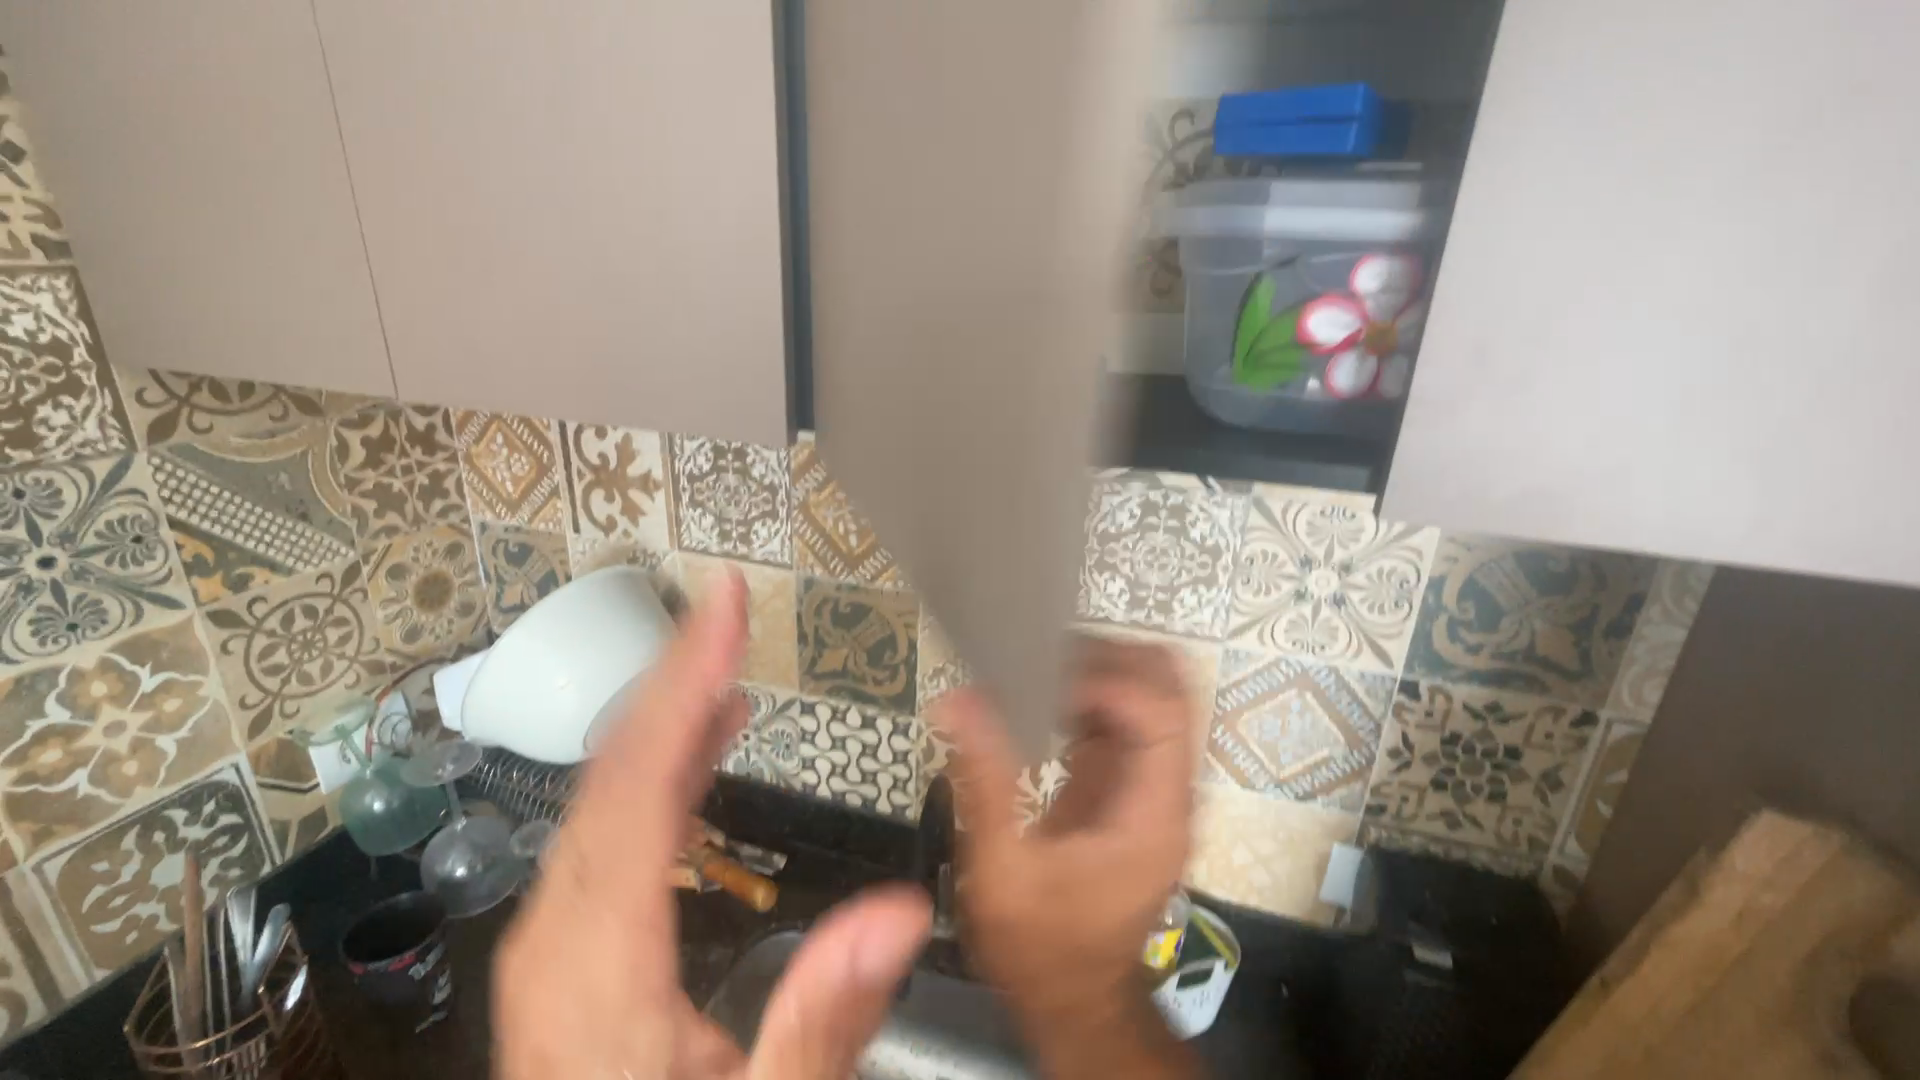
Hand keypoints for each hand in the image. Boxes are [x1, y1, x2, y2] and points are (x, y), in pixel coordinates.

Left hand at [493, 572, 932, 1078]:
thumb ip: (825, 1016)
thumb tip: (901, 914)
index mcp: (600, 958)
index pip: (640, 781)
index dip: (685, 681)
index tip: (722, 609)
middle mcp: (562, 928)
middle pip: (617, 765)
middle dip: (677, 671)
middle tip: (727, 606)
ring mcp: (558, 932)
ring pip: (610, 787)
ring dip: (669, 711)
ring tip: (724, 660)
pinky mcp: (572, 939)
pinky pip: (612, 823)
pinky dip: (659, 764)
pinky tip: (698, 746)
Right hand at [935, 637, 1201, 1078]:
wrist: (1073, 1000)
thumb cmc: (1040, 947)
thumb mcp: (1002, 871)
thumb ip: (985, 781)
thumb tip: (958, 700)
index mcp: (1154, 814)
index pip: (1161, 713)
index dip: (1109, 680)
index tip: (1042, 676)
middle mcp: (1168, 792)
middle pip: (1171, 691)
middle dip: (1113, 660)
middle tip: (1042, 654)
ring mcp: (1152, 789)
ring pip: (1151, 698)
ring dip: (1100, 674)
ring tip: (1033, 669)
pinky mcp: (1129, 791)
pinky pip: (1123, 723)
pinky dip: (1087, 700)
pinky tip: (1037, 700)